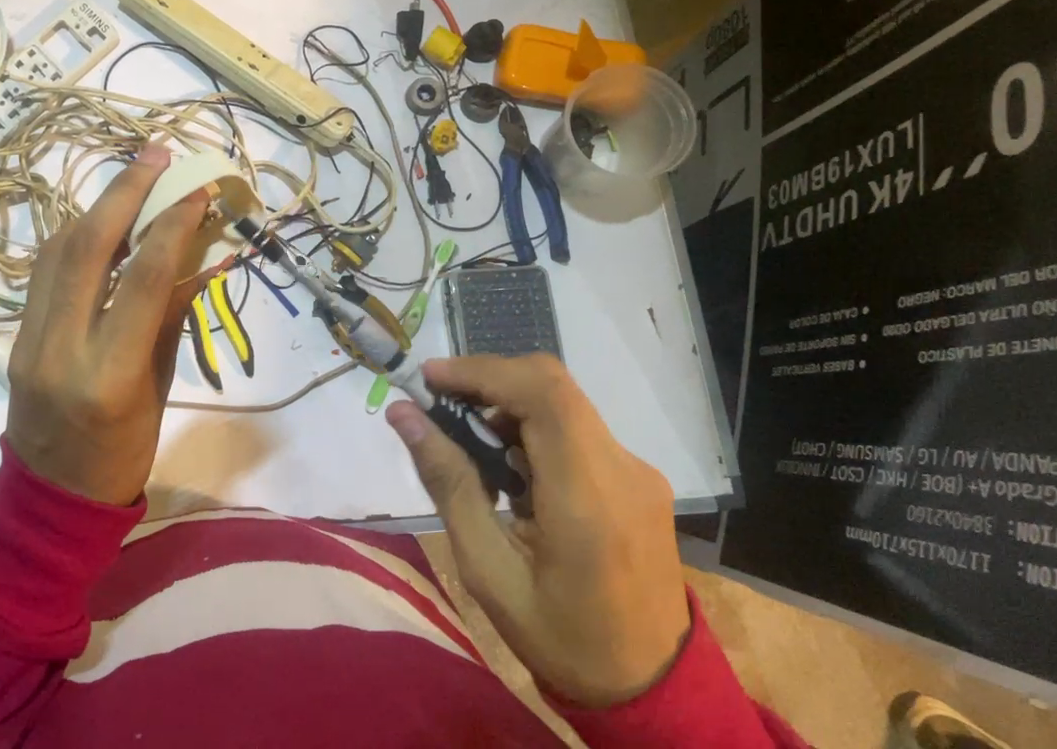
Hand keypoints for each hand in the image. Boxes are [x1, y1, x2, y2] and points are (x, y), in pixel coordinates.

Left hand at [5, 143, 207, 504]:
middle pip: (87, 247)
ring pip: (57, 250)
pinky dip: (74, 236)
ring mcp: (29, 338)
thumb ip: (172, 317)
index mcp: (110, 373)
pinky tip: (100, 222)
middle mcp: (61, 347)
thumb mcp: (160, 389)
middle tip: (156, 155)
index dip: (173, 224)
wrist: (52, 496)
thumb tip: (200, 254)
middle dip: (124, 192)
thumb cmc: (123, 454)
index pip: (144, 278)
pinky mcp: (16, 333)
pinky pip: (44, 269)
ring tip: (132, 181)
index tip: (198, 190)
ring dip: (97, 207)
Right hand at [386, 355, 690, 706]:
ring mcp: (638, 472)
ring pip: (563, 405)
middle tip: (439, 408)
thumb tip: (404, 415)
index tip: (428, 378)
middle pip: (552, 386)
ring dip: (507, 407)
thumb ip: (449, 484)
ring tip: (468, 450)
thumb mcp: (487, 571)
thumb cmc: (560, 638)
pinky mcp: (639, 480)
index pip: (542, 392)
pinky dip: (533, 431)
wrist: (652, 687)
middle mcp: (623, 469)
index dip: (481, 370)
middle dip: (487, 383)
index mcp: (587, 496)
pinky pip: (578, 431)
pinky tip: (510, 475)